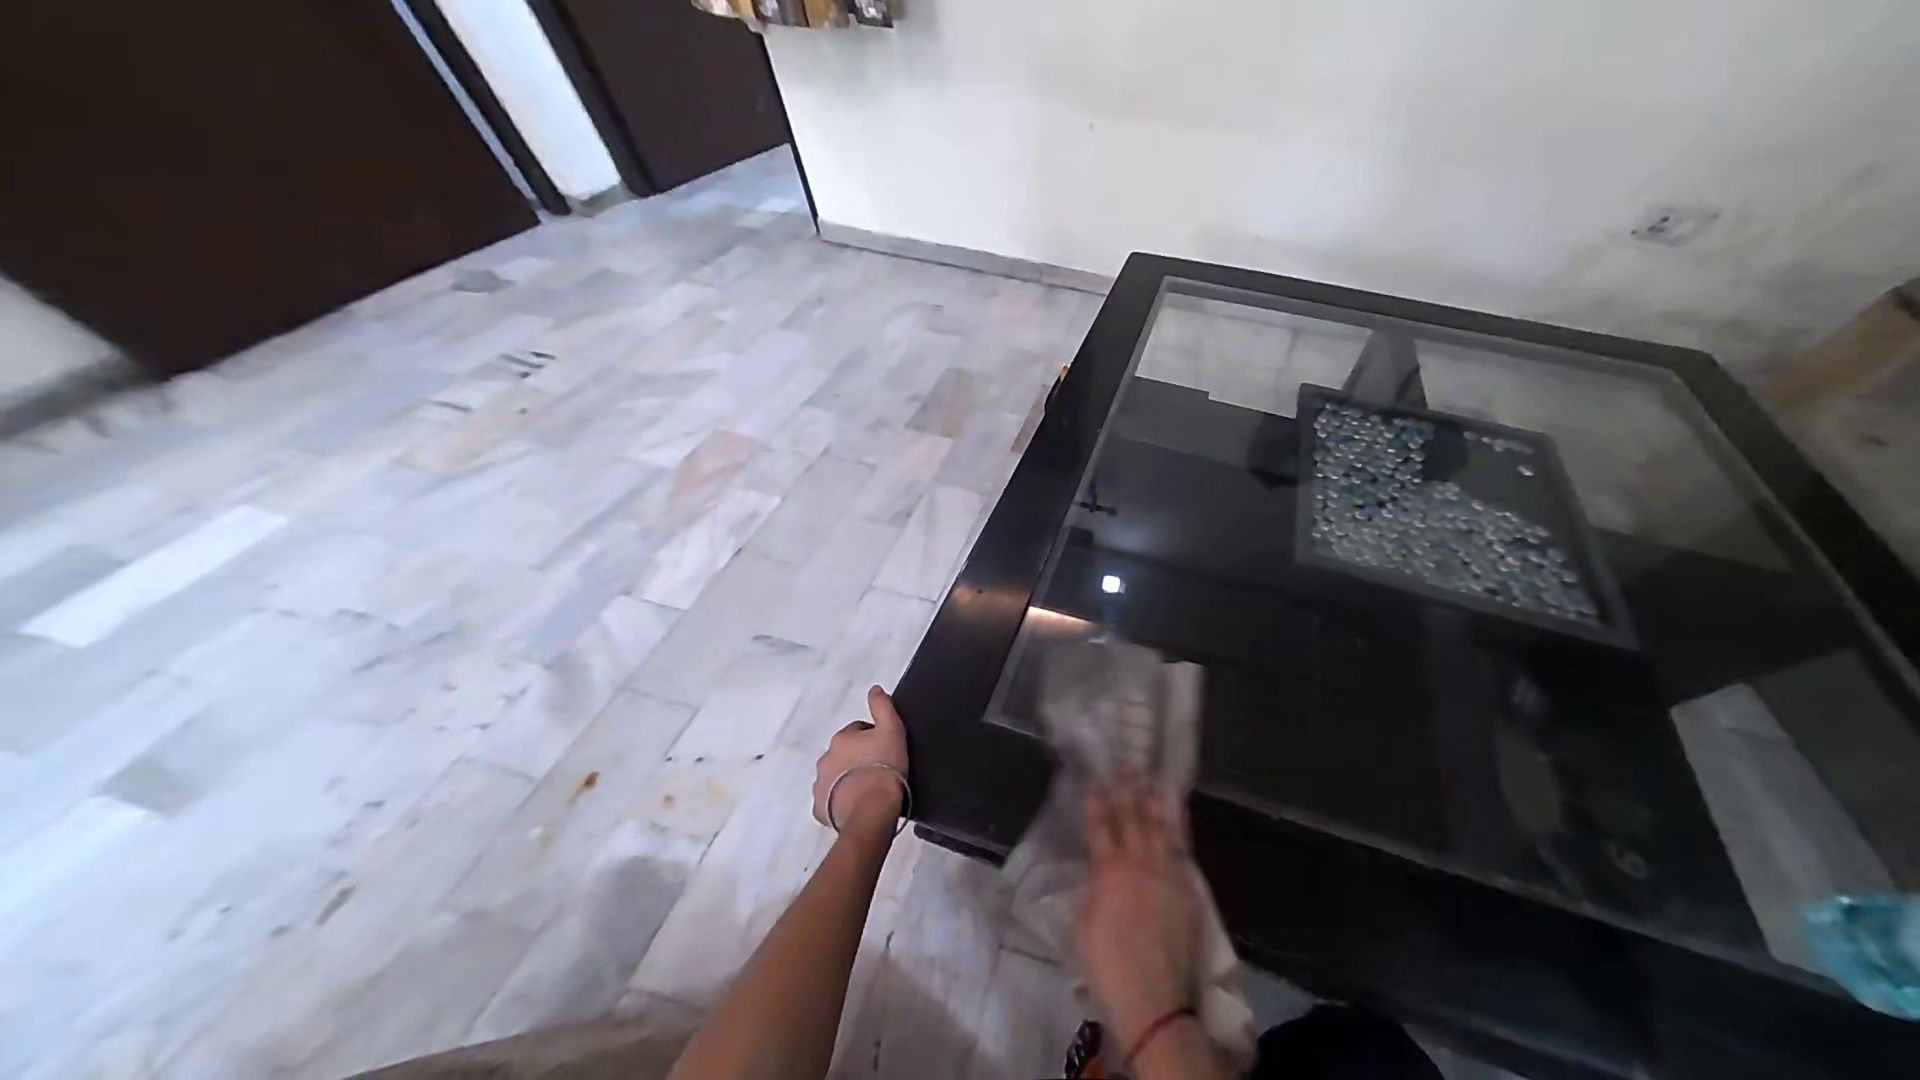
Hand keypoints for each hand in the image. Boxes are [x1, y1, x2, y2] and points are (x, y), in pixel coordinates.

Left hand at [811, 685, 908, 834]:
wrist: (873, 809)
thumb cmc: (885, 768)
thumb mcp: (892, 730)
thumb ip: (882, 706)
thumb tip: (874, 689)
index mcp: (842, 739)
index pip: (858, 731)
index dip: (873, 739)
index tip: (885, 751)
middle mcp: (826, 758)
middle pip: (844, 754)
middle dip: (857, 759)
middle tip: (878, 771)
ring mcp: (820, 784)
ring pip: (835, 777)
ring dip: (847, 779)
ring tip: (868, 791)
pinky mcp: (820, 808)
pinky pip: (829, 801)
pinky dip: (839, 801)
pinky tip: (856, 805)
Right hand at [1076, 779, 1199, 1044]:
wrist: (1154, 1000)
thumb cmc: (1106, 966)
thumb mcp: (1082, 925)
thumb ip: (1090, 891)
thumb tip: (1097, 874)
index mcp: (1108, 872)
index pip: (1099, 828)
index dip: (1095, 803)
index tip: (1094, 779)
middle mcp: (1138, 866)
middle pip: (1131, 820)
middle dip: (1126, 791)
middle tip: (1126, 765)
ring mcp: (1167, 877)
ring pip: (1160, 830)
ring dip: (1155, 802)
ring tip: (1154, 779)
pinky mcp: (1187, 892)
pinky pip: (1182, 851)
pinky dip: (1179, 829)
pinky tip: (1177, 816)